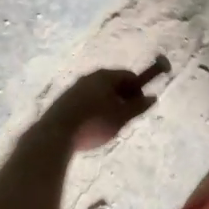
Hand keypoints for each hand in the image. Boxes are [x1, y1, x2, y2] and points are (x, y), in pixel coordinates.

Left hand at [41, 68, 156, 150]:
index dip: (138, 89)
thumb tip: (153, 97)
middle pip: (113, 82)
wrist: (55, 133)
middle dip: (123, 97)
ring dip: (107, 103)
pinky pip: (85, 99)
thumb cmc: (94, 123)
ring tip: (107, 124)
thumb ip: (138, 107)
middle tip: (125, 116)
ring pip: (98, 91)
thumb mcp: (121, 118)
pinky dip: (93, 108)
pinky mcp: (64, 99)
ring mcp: (75, 87)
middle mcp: (90, 76)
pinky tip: (90, 125)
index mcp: (105, 76)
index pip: (129, 75)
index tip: (139, 106)